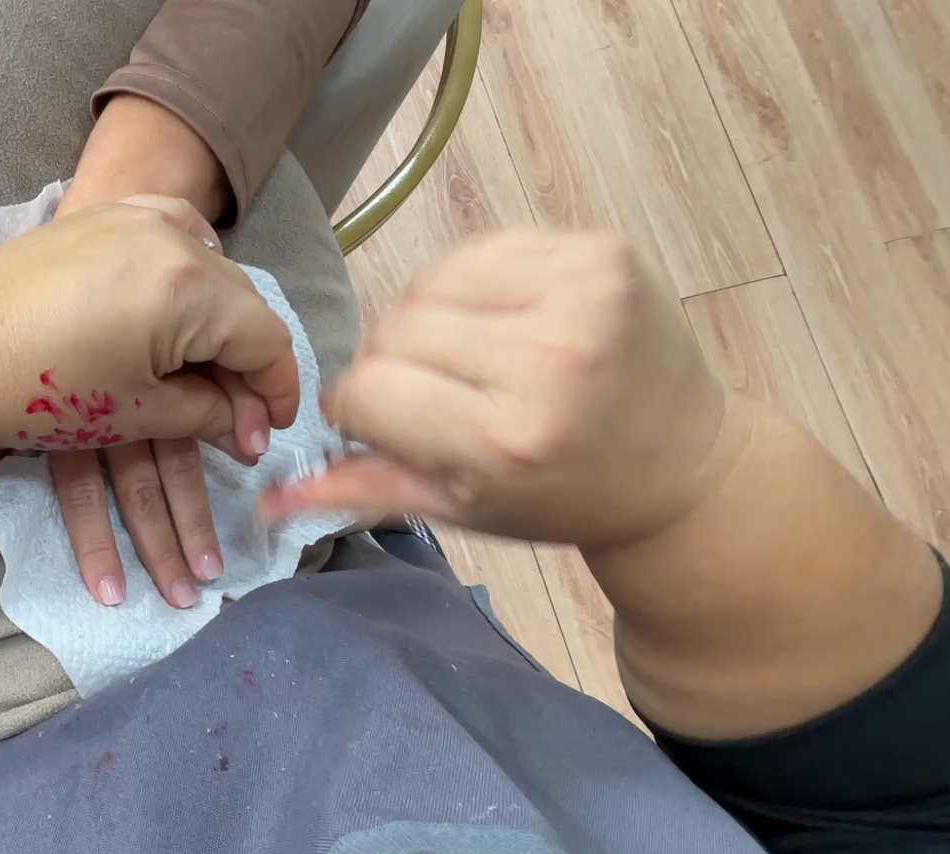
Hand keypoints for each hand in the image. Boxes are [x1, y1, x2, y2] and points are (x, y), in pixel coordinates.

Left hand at [36, 95, 251, 607]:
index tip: (270, 433)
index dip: (277, 392)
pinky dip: (188, 279)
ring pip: (212, 275)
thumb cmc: (41, 391)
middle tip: (237, 421)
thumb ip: (208, 413)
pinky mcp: (104, 219)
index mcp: (192, 287)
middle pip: (244, 306)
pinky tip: (178, 308)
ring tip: (208, 376)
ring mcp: (136, 217)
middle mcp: (175, 237)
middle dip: (247, 368)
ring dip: (220, 328)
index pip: (267, 340)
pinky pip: (173, 241)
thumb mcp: (136, 412)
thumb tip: (248, 424)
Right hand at [266, 231, 735, 546]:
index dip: (358, 411)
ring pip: (422, 288)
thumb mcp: (453, 508)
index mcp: (504, 437)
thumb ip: (358, 490)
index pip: (366, 392)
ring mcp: (579, 291)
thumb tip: (268, 499)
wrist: (682, 466)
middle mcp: (545, 357)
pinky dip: (462, 289)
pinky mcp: (598, 248)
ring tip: (461, 361)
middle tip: (427, 397)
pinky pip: (475, 252)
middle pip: (390, 334)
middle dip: (388, 368)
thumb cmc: (556, 498)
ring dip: (420, 325)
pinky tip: (490, 324)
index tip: (382, 426)